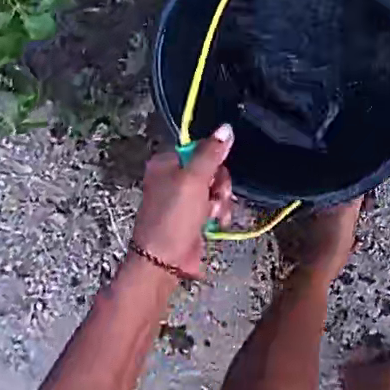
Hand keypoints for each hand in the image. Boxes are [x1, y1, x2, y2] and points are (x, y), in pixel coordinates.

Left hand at [131, 125, 236, 279]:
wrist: (163, 262)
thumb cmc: (173, 217)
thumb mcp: (194, 180)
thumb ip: (211, 152)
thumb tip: (226, 128)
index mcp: (166, 163)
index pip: (200, 147)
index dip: (214, 160)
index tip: (214, 174)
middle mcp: (173, 177)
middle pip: (211, 168)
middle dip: (219, 184)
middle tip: (215, 197)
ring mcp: (183, 198)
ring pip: (216, 187)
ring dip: (221, 201)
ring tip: (214, 214)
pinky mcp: (192, 216)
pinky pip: (214, 205)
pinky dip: (218, 213)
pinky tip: (216, 222)